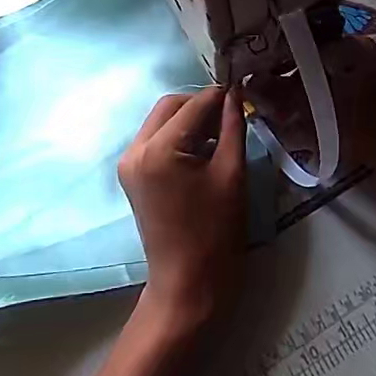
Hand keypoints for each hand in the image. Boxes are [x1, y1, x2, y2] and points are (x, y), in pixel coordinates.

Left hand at [118, 87, 246, 332]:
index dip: (221, 95)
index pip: (194, 105)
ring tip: (221, 134)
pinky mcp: (132, 175)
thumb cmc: (216, 232)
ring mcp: (129, 163)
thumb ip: (233, 126)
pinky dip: (179, 136)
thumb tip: (237, 93)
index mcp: (159, 150)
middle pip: (171, 106)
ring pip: (162, 120)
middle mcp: (135, 149)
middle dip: (202, 104)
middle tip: (233, 115)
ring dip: (190, 119)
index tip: (245, 92)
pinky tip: (203, 150)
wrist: (188, 283)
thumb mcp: (231, 173)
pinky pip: (156, 139)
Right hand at [248, 39, 375, 235]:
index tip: (242, 74)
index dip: (269, 57)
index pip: (298, 41)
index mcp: (350, 49)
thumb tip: (246, 84)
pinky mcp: (363, 111)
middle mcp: (354, 59)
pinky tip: (296, 135)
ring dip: (293, 106)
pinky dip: (311, 119)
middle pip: (304, 66)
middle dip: (279, 87)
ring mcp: (360, 85)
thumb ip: (285, 98)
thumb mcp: (329, 116)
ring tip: (273, 124)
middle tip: (255, 106)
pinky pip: (327, 108)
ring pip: (313, 90)